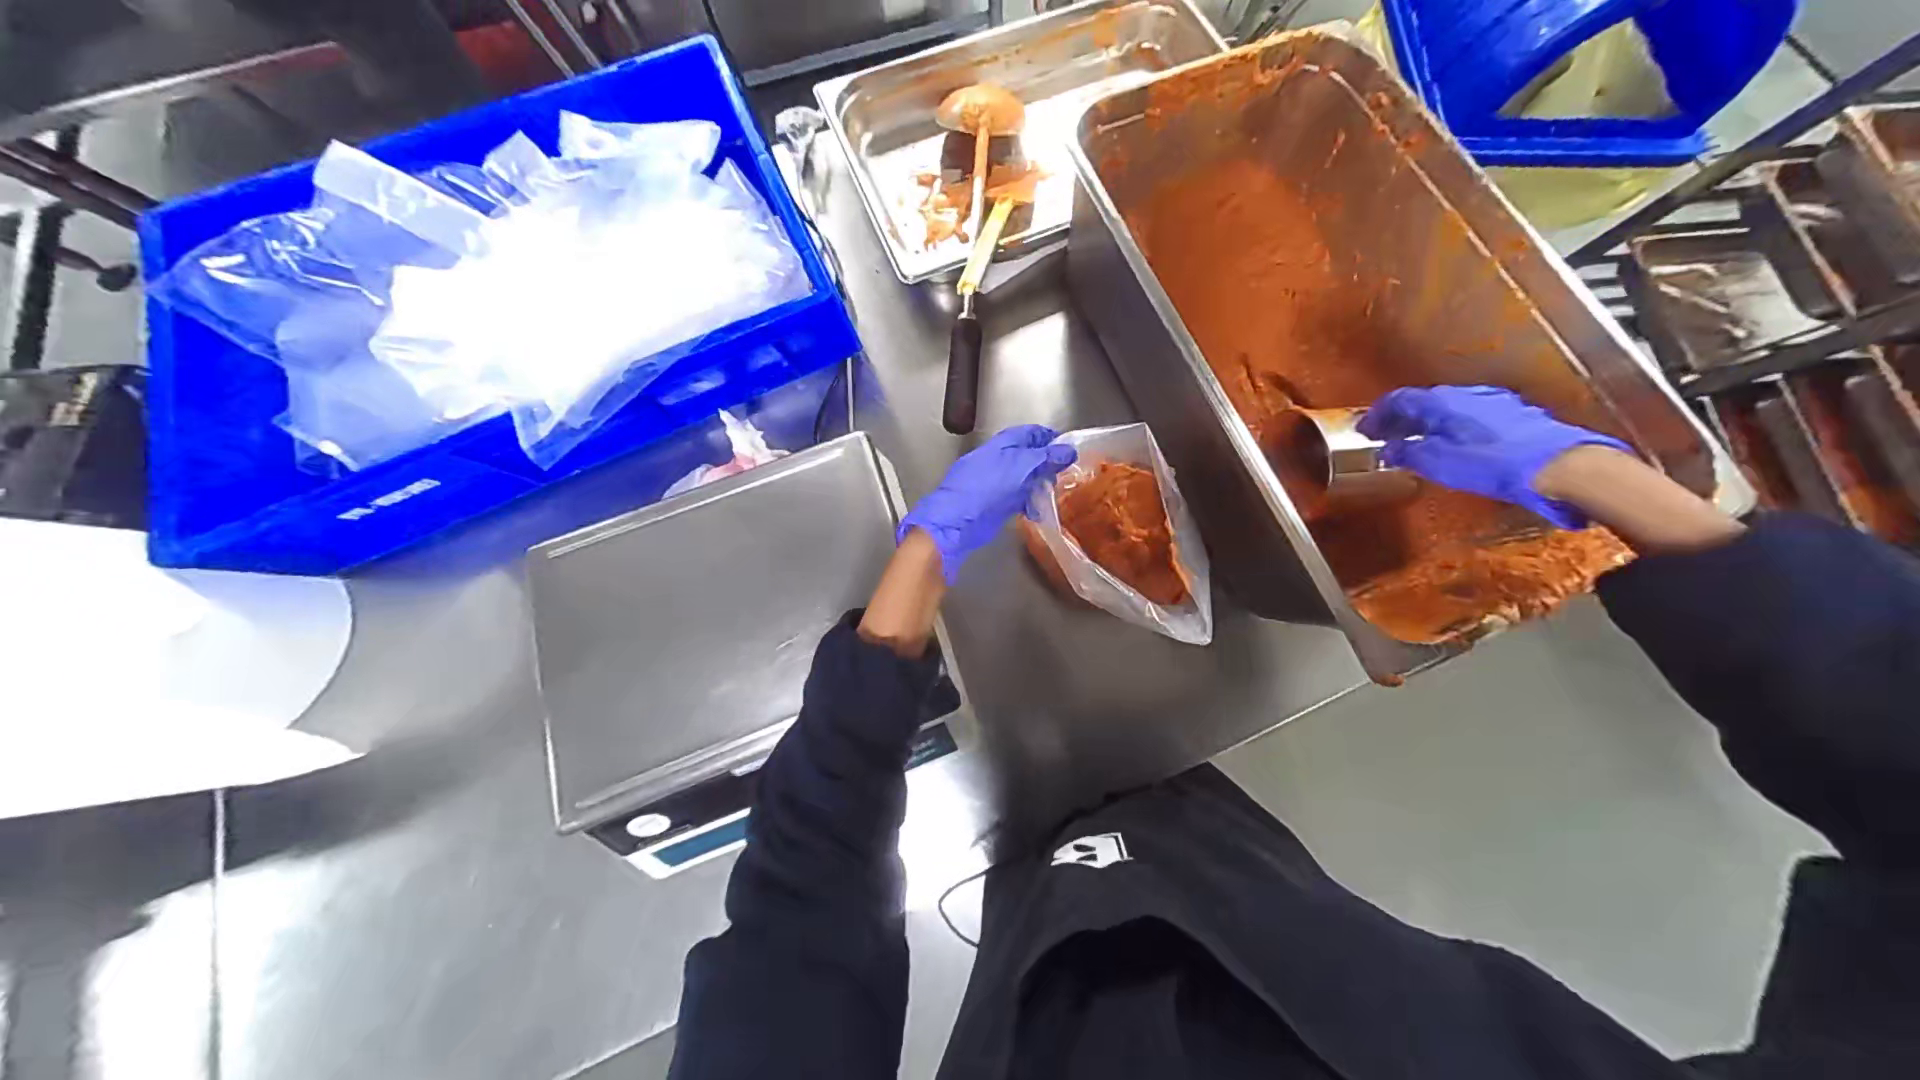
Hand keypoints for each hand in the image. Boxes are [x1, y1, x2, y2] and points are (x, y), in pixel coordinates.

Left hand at [900, 424, 1076, 582]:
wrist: (955, 522)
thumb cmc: (983, 488)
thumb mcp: (1019, 466)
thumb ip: (1044, 457)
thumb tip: (1068, 451)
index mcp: (999, 446)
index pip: (1026, 433)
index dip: (1046, 436)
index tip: (1065, 443)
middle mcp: (995, 462)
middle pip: (1025, 457)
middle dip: (1045, 461)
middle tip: (1064, 468)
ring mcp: (993, 485)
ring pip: (1022, 479)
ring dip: (1038, 483)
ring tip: (1054, 488)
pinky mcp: (993, 506)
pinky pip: (1016, 499)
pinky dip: (1028, 502)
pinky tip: (1037, 510)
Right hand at [1356, 385, 1631, 528]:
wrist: (1561, 468)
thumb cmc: (1497, 463)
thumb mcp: (1438, 462)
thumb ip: (1409, 453)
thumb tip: (1391, 449)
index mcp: (1445, 402)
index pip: (1400, 399)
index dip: (1378, 414)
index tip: (1366, 428)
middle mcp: (1470, 396)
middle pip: (1425, 402)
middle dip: (1401, 420)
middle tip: (1385, 437)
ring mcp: (1497, 405)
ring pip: (1450, 410)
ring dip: (1428, 425)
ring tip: (1417, 445)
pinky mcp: (1518, 419)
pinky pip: (1472, 419)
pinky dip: (1453, 430)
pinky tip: (1453, 448)